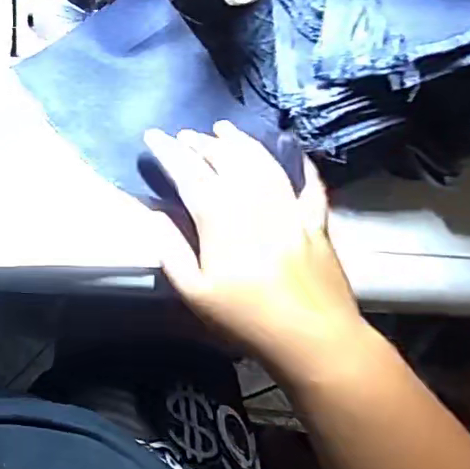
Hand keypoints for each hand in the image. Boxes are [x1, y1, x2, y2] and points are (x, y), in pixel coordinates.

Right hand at [144, 122, 371, 381]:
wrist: (313, 338)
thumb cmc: (245, 318)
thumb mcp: (195, 292)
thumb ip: (171, 251)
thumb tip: (154, 215)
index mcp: (222, 221)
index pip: (191, 174)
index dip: (170, 153)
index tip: (154, 136)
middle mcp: (256, 205)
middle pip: (227, 161)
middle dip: (202, 143)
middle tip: (185, 135)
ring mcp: (290, 210)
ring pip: (263, 164)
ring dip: (242, 143)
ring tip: (224, 130)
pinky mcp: (316, 222)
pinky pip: (308, 183)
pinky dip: (299, 164)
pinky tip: (290, 153)